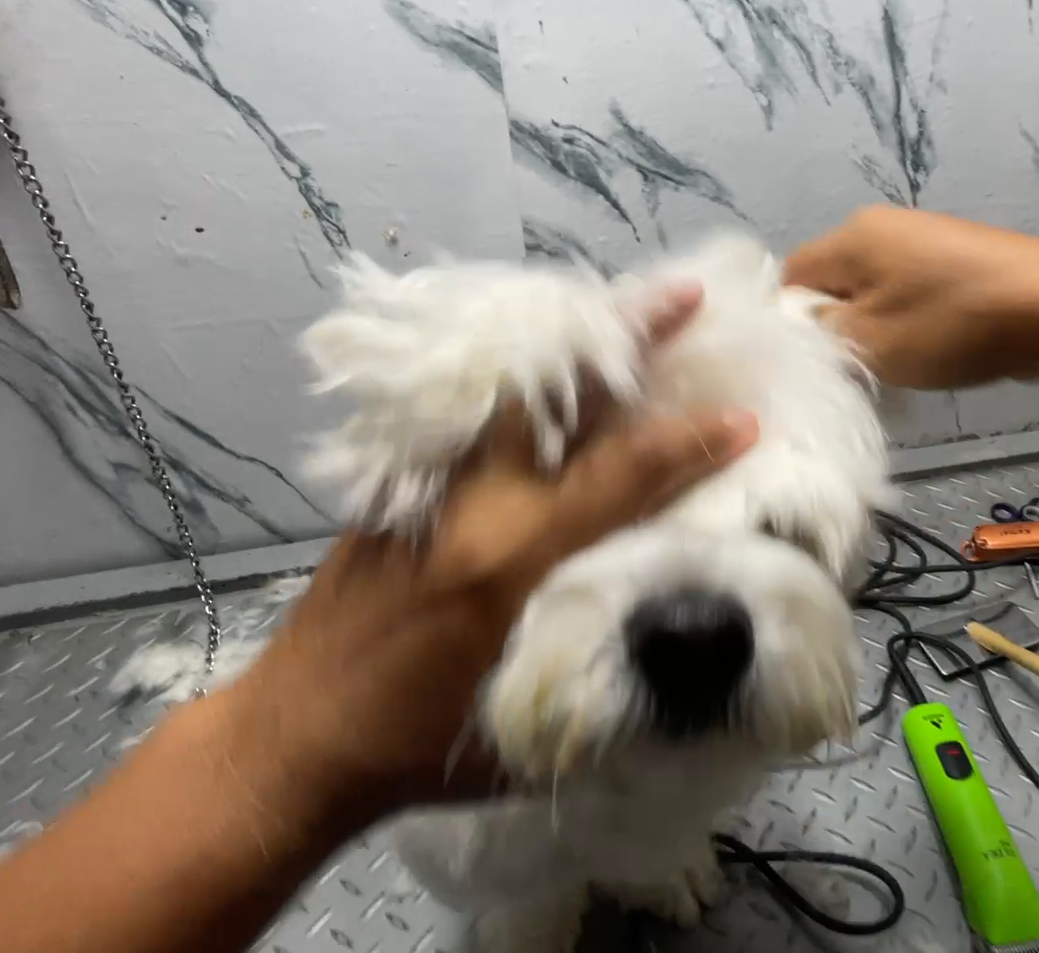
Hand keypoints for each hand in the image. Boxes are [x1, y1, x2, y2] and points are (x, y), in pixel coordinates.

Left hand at [213, 285, 758, 824]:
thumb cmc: (427, 746)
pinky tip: (562, 380)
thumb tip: (680, 619)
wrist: (294, 740)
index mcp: (513, 560)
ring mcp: (432, 483)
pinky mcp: (404, 484)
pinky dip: (532, 382)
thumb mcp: (538, 715)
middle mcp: (474, 501)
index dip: (691, 442)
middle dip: (627, 333)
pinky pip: (485, 412)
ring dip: (577, 345)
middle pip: (559, 389)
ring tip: (627, 315)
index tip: (744, 420)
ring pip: (515, 385)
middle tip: (685, 293)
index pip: (621, 475)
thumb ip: (612, 656)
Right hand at [783, 205, 1038, 388]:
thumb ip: (820, 333)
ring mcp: (924, 241)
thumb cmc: (952, 324)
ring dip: (871, 332)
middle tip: (847, 372)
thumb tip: (802, 326)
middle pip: (831, 284)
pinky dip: (906, 325)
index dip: (786, 324)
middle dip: (833, 330)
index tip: (802, 364)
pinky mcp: (957, 261)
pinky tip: (928, 353)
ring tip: (892, 368)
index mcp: (853, 236)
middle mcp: (883, 227)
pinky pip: (908, 295)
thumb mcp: (871, 340)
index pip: (789, 277)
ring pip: (871, 294)